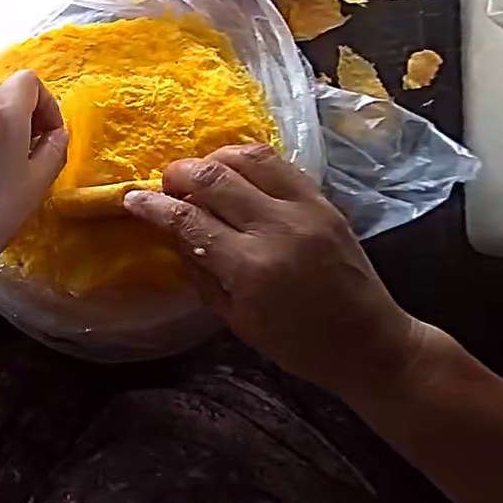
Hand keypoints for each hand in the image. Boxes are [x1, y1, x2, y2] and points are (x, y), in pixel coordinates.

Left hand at [0, 70, 69, 294]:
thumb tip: (56, 134)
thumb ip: (54, 148)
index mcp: (1, 112)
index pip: (29, 81)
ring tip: (1, 168)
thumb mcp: (38, 183)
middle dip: (22, 117)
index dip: (45, 103)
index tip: (49, 134)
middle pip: (2, 95)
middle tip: (30, 153)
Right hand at [124, 143, 437, 392]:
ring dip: (213, 161)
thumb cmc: (292, 341)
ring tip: (199, 177)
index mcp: (250, 265)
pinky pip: (279, 165)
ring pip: (248, 158)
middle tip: (165, 186)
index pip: (188, 219)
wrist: (370, 343)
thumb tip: (171, 231)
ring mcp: (307, 210)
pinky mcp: (325, 202)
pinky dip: (246, 162)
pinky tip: (233, 176)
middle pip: (214, 178)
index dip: (153, 205)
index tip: (131, 198)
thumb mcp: (230, 314)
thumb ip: (197, 268)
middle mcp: (278, 228)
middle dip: (178, 174)